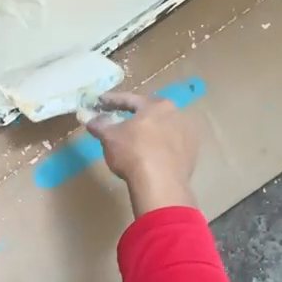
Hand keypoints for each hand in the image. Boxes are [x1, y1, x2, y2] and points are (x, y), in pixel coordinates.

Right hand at [85, 91, 200, 215]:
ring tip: (137, 138)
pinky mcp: (192, 151)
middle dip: (134, 114)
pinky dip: (160, 145)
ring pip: (163, 127)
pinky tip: (152, 153)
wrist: (161, 182)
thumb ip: (99, 125)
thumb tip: (89, 120)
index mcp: (156, 105)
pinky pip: (172, 143)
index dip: (112, 100)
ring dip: (150, 130)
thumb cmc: (133, 152)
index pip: (130, 99)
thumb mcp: (109, 138)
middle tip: (120, 117)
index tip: (100, 101)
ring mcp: (187, 132)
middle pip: (150, 111)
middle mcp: (176, 114)